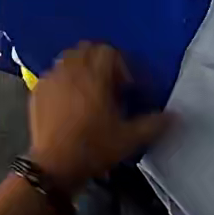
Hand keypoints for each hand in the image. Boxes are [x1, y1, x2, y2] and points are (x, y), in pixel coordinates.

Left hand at [28, 43, 169, 193]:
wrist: (54, 165)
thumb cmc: (93, 149)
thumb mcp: (128, 139)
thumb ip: (153, 124)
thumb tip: (176, 115)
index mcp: (94, 76)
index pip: (108, 51)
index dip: (120, 65)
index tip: (124, 86)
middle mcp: (71, 70)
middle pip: (86, 49)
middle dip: (99, 61)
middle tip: (108, 85)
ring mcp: (51, 77)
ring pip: (67, 58)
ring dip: (80, 67)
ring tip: (88, 90)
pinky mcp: (37, 88)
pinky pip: (52, 73)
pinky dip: (63, 79)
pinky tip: (67, 100)